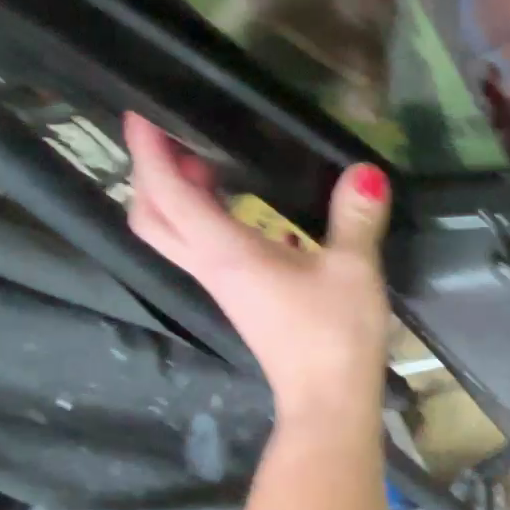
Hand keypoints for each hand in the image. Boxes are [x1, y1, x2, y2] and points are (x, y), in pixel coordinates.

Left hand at [123, 113, 391, 419]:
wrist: (329, 398)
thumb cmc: (334, 333)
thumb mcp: (354, 270)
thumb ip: (356, 218)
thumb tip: (366, 171)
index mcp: (225, 252)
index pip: (169, 191)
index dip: (149, 149)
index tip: (143, 112)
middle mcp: (212, 267)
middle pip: (153, 216)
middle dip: (151, 174)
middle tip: (176, 140)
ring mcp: (226, 287)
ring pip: (176, 235)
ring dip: (179, 198)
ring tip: (211, 168)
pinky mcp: (245, 301)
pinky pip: (207, 251)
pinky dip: (212, 222)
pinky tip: (254, 218)